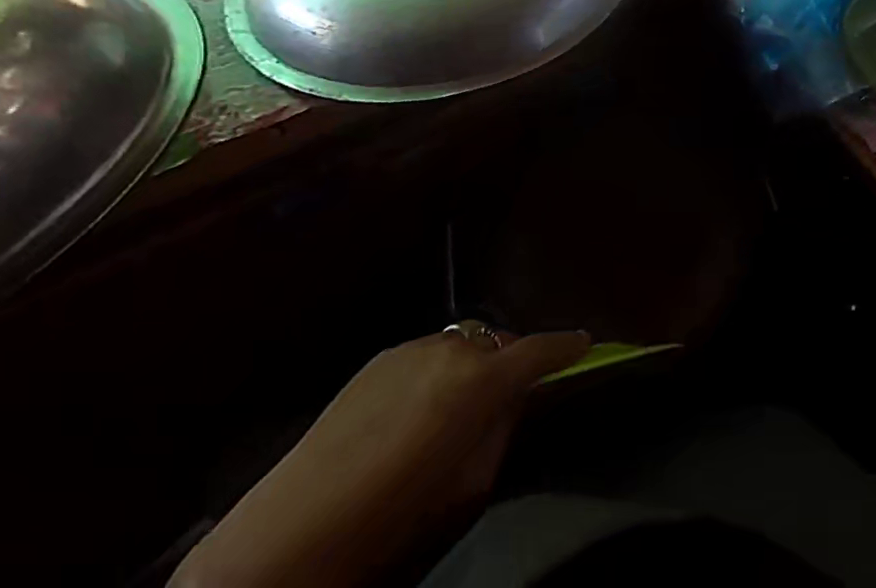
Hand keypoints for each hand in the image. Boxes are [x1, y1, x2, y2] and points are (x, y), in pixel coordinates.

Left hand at [172, 324, 589, 587]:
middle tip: (514, 392)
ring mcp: (409, 349)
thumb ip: (502, 427)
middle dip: (514, 359)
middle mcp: (449, 350)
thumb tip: (514, 400)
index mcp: (480, 380)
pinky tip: (422, 407)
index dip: (568, 346)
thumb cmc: (397, 516)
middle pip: (499, 341)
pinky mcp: (376, 360)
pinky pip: (429, 355)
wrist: (291, 533)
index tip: (585, 345)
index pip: (541, 350)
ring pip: (463, 345)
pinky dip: (441, 370)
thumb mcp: (472, 482)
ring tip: (463, 403)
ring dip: (475, 363)